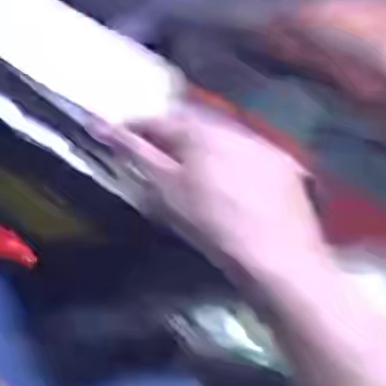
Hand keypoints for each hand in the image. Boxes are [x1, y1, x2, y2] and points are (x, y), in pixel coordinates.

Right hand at [99, 102, 333, 286]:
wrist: (282, 265)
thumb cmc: (210, 222)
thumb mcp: (162, 185)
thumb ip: (131, 150)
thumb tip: (98, 125)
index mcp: (201, 130)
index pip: (154, 119)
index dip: (131, 130)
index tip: (117, 144)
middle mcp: (235, 130)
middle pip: (188, 124)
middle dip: (166, 137)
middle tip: (150, 160)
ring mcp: (266, 149)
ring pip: (217, 139)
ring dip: (197, 148)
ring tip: (185, 173)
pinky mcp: (286, 171)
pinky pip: (244, 154)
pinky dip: (226, 161)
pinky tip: (221, 185)